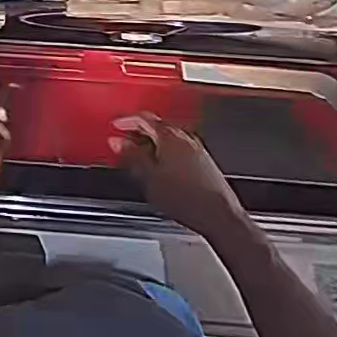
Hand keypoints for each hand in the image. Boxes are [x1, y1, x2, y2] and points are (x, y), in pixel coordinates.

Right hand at [110, 113, 248, 239]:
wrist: (220, 217)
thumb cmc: (188, 199)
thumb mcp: (148, 176)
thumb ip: (131, 155)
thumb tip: (119, 142)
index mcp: (169, 136)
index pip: (143, 118)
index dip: (126, 121)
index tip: (116, 126)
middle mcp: (185, 138)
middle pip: (157, 126)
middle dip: (138, 132)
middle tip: (124, 142)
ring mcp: (197, 150)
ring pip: (168, 138)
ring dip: (152, 143)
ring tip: (140, 157)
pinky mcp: (205, 162)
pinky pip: (179, 149)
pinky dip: (165, 153)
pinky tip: (160, 168)